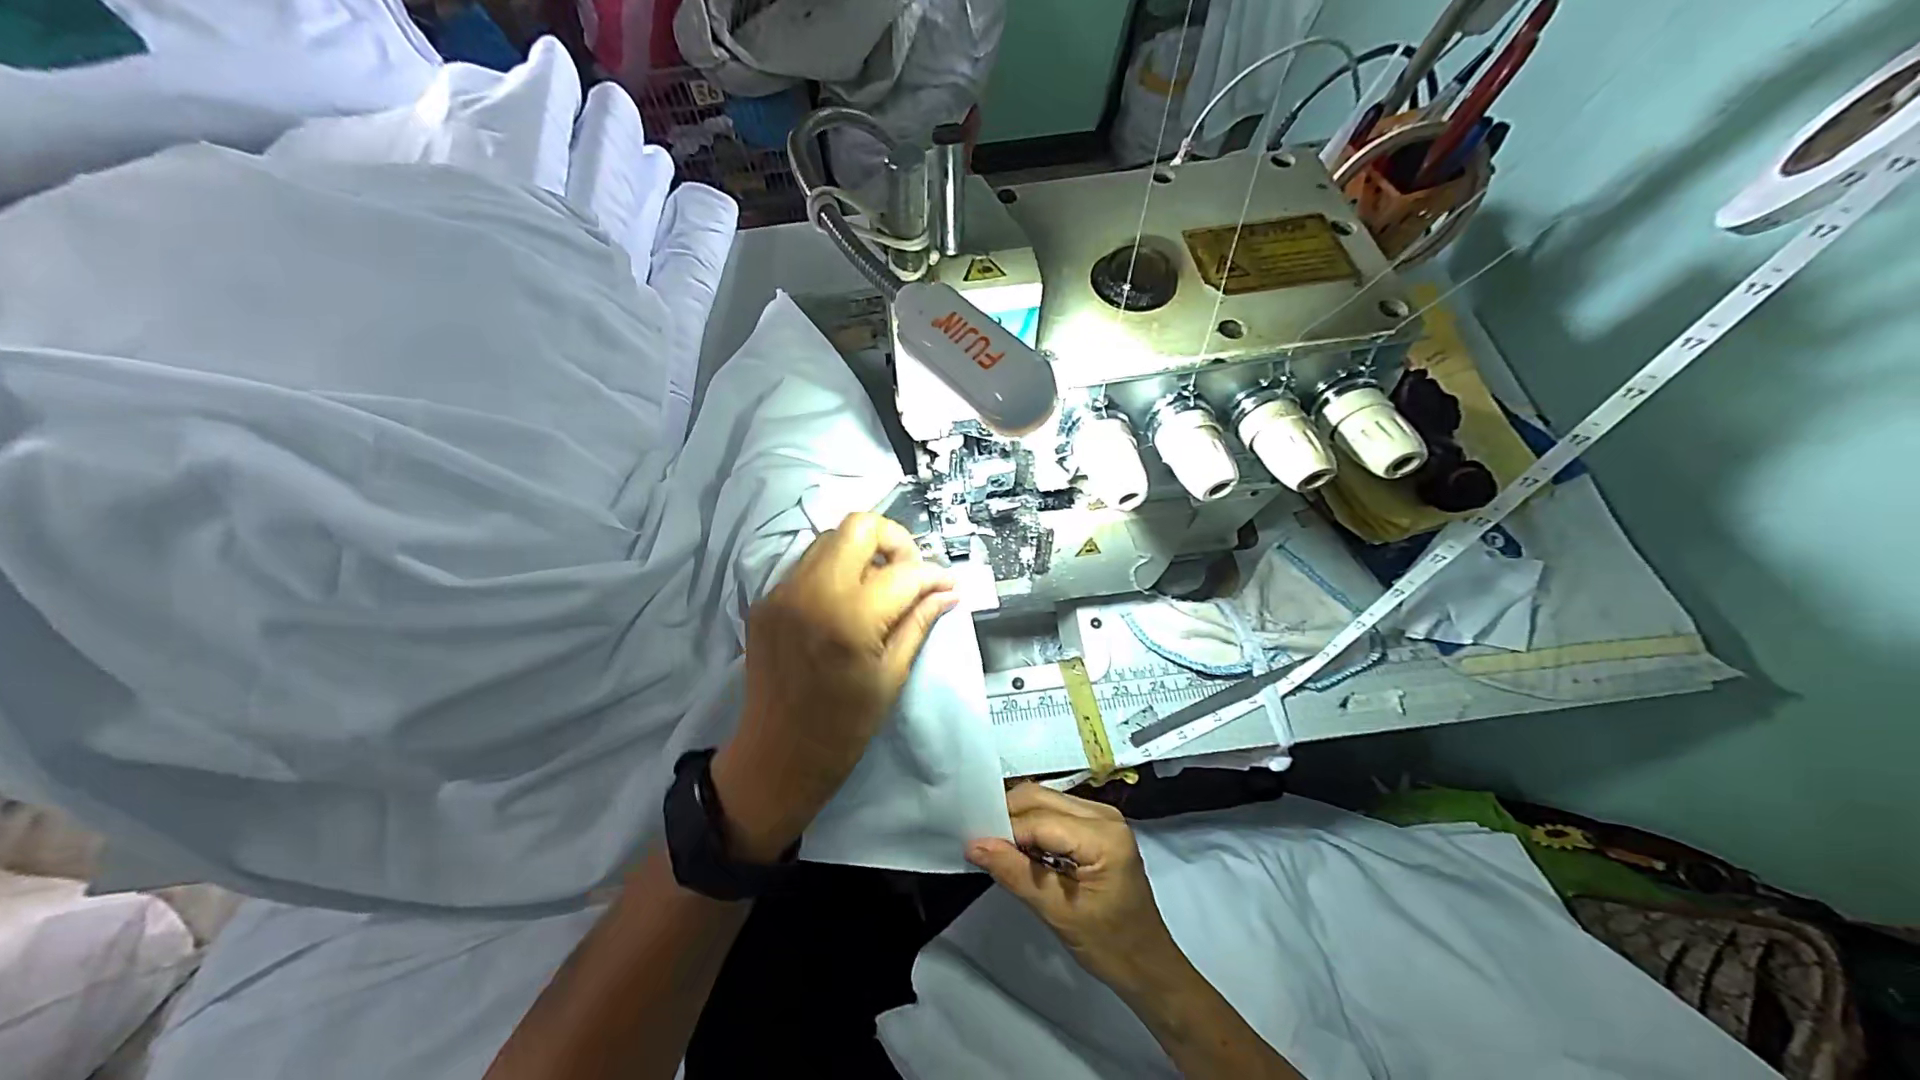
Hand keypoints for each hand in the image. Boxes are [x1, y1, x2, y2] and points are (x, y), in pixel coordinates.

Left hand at [713, 512, 956, 861]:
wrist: (777, 755)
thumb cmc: (844, 727)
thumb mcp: (892, 676)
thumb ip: (918, 623)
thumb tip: (947, 593)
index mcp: (850, 618)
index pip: (904, 571)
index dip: (933, 575)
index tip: (946, 586)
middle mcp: (811, 592)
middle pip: (859, 526)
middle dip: (894, 541)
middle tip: (908, 573)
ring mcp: (782, 592)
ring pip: (830, 538)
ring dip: (862, 551)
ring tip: (879, 585)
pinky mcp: (765, 600)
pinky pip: (806, 564)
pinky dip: (834, 569)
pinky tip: (846, 601)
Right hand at [966, 784, 1185, 992]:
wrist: (1147, 964)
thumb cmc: (1109, 945)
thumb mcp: (1057, 912)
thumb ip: (1014, 872)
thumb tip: (974, 845)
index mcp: (1103, 835)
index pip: (1038, 820)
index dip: (1003, 831)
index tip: (973, 847)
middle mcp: (1104, 814)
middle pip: (1040, 798)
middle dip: (1008, 817)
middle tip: (982, 845)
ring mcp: (1102, 817)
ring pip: (1045, 800)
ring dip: (1019, 821)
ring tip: (999, 850)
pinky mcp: (1097, 826)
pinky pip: (1055, 812)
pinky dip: (1033, 827)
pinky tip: (1023, 852)